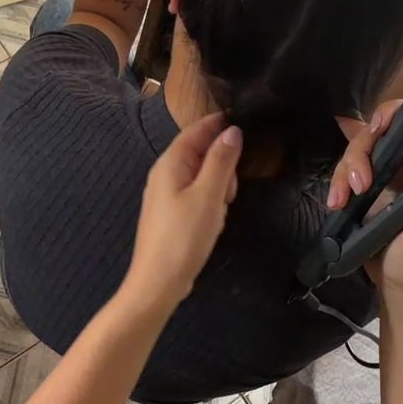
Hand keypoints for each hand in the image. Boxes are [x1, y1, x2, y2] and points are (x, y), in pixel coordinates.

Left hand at [122, 112, 242, 311]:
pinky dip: (210, 200)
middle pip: (199, 151)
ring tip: (222, 208)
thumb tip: (232, 130)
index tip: (244, 121)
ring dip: (218, 185)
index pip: (195, 130)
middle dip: (221, 163)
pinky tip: (214, 219)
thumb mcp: (209, 195)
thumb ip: (221, 160)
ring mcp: (166, 194)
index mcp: (170, 163)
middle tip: (230, 189)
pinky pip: (196, 194)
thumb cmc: (184, 236)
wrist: (158, 282)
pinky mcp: (171, 213)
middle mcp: (164, 174)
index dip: (218, 123)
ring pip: (200, 175)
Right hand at [332, 100, 402, 308]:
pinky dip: (336, 182)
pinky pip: (346, 170)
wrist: (397, 287)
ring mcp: (384, 176)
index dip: (394, 116)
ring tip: (339, 201)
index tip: (375, 129)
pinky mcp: (365, 189)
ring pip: (357, 152)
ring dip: (343, 172)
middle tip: (356, 186)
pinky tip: (333, 199)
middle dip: (359, 153)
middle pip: (378, 134)